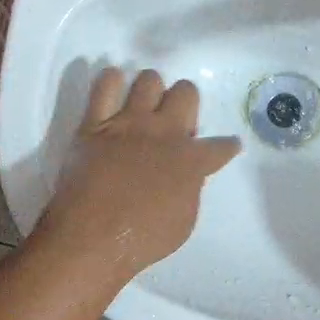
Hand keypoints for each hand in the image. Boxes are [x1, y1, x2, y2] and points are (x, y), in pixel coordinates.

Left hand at [32, 68, 240, 283]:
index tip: (227, 146)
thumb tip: (187, 176)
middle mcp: (164, 132)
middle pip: (186, 92)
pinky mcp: (95, 123)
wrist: (93, 237)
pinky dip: (111, 82)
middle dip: (185, 102)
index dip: (226, 146)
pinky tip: (113, 89)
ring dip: (152, 89)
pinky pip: (104, 86)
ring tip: (145, 104)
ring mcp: (129, 123)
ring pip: (149, 80)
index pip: (220, 146)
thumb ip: (190, 190)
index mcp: (191, 160)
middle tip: (175, 121)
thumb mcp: (183, 222)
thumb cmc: (142, 239)